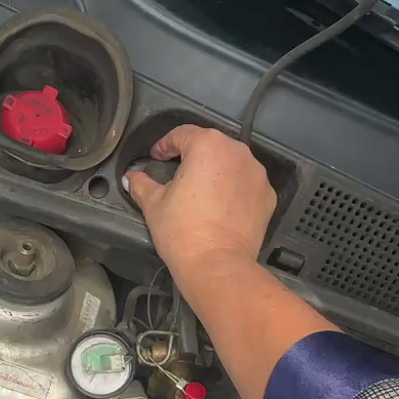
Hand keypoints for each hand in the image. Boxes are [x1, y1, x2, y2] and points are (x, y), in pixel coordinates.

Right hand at [122, 125, 276, 276]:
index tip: (156, 157)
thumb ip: (142, 185)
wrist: (216, 264)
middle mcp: (237, 152)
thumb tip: (131, 178)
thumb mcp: (154, 205)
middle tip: (178, 176)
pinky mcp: (267, 196)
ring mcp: (257, 174)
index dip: (165, 144)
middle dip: (194, 157)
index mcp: (207, 146)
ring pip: (232, 164)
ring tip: (202, 193)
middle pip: (211, 146)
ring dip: (216, 172)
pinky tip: (221, 208)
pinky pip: (246, 185)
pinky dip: (234, 190)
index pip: (182, 134)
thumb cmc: (182, 230)